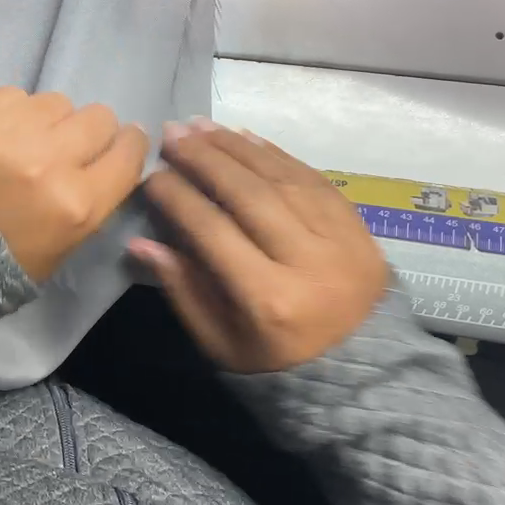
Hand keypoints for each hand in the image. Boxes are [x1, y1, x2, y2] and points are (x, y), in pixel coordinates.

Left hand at [0, 88, 148, 282]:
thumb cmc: (1, 258)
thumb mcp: (66, 245)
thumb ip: (96, 199)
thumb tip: (115, 158)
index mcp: (77, 203)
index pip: (129, 152)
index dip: (127, 145)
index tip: (118, 145)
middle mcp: (50, 160)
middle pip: (98, 118)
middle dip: (87, 132)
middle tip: (66, 147)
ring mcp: (12, 131)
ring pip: (58, 101)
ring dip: (48, 120)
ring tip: (25, 142)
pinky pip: (17, 94)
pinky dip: (12, 111)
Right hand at [128, 122, 387, 372]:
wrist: (364, 379)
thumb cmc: (275, 363)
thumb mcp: (217, 341)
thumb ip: (181, 288)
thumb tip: (140, 242)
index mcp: (270, 298)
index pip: (213, 231)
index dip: (177, 198)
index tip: (150, 174)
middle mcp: (310, 262)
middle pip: (250, 196)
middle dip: (205, 159)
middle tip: (172, 133)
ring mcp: (342, 242)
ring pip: (282, 179)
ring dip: (237, 147)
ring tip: (200, 125)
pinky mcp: (360, 230)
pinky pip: (314, 179)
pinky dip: (276, 155)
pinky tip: (245, 137)